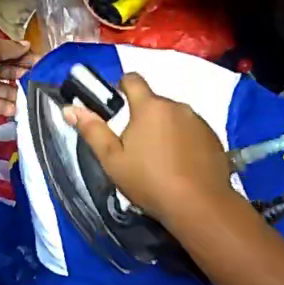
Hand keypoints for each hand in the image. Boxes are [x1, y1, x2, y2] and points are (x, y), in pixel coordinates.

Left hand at [0, 34, 38, 126]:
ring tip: (39, 92)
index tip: (42, 60)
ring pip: (9, 89)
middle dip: (26, 72)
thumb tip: (27, 45)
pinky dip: (15, 106)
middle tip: (44, 77)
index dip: (24, 54)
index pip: (8, 51)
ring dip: (23, 90)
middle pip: (10, 70)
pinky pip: (4, 106)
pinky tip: (28, 106)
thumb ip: (10, 48)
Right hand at [64, 72, 237, 225]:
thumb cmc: (149, 180)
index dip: (121, 87)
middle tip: (133, 147)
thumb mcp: (112, 160)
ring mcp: (199, 121)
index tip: (115, 106)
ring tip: (159, 161)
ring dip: (164, 130)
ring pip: (174, 118)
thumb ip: (92, 131)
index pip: (133, 79)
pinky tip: (180, 167)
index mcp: (149, 107)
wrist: (198, 204)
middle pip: (154, 103)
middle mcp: (177, 106)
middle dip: (142, 118)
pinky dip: (184, 143)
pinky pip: (192, 132)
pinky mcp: (214, 138)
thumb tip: (69, 108)